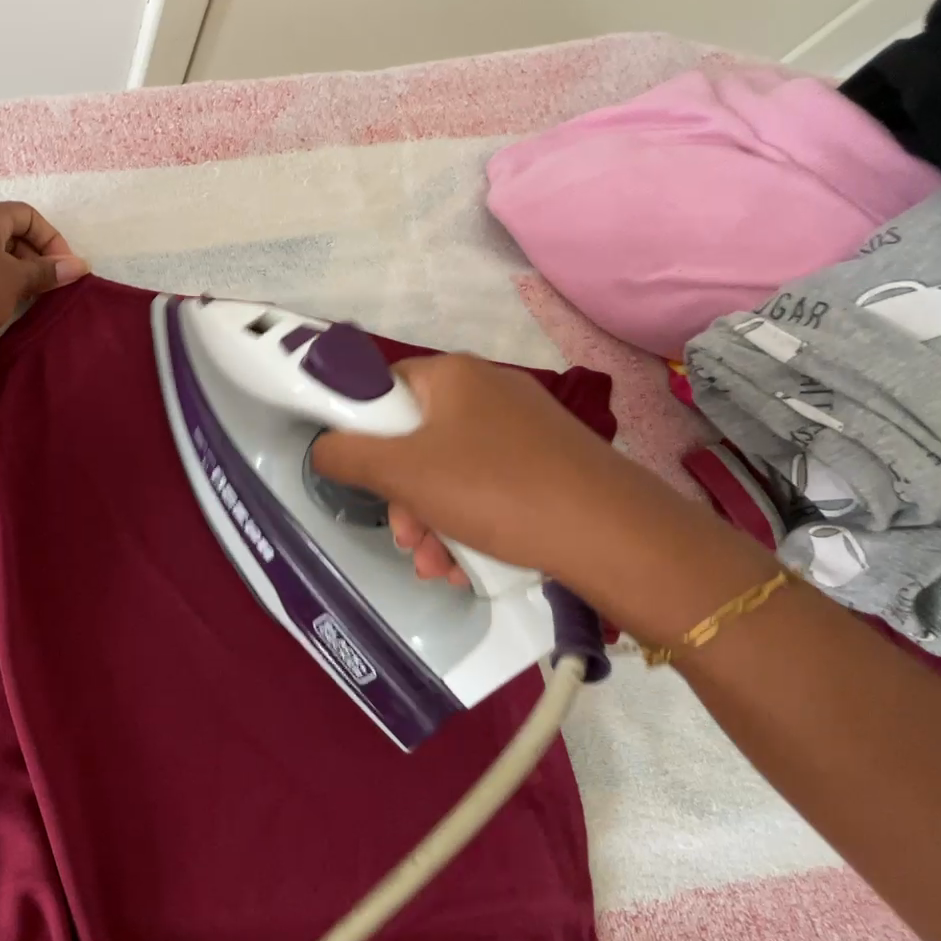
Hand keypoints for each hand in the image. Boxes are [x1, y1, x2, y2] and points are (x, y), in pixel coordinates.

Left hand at [0, 202, 88, 359]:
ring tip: (27, 299)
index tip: (64, 268)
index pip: (28, 215)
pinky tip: (0, 305)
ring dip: (17, 273)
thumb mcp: (16, 281)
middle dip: (35, 258)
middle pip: (11, 233)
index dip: (52, 239)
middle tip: (48, 286)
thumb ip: (48, 271)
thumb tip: (80, 265)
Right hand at [307, 354, 701, 600]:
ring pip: (447, 471)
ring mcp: (522, 429)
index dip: (360, 429)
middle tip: (404, 536)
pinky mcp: (548, 465)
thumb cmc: (495, 490)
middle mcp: (487, 391)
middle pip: (412, 438)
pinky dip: (467, 523)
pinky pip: (484, 488)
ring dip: (429, 520)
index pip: (380, 388)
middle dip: (400, 495)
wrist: (617, 538)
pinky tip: (465, 564)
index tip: (361, 473)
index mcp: (450, 375)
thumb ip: (345, 454)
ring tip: (435, 565)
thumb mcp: (401, 473)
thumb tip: (323, 448)